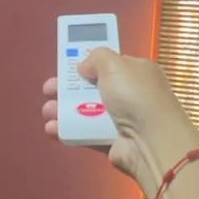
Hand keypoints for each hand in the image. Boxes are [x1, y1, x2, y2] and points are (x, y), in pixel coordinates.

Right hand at [43, 48, 198, 196]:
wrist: (151, 140)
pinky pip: (83, 132)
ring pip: (83, 111)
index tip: (65, 65)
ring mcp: (118, 119)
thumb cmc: (135, 96)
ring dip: (62, 110)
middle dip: (66, 88)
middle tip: (48, 89)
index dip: (86, 64)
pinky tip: (53, 128)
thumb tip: (83, 67)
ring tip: (47, 111)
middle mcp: (127, 95)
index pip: (108, 65)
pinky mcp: (108, 141)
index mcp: (134, 72)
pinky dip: (67, 130)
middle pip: (90, 88)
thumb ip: (96, 57)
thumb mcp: (115, 64)